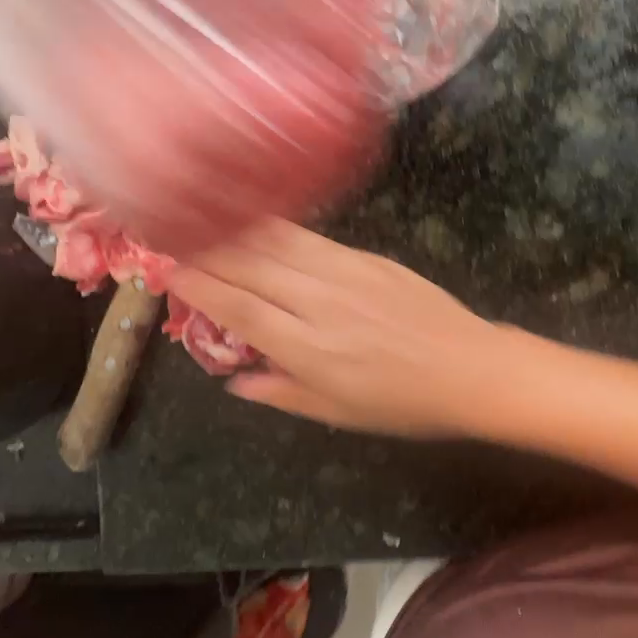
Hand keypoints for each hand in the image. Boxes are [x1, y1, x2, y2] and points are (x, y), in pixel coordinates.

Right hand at [169, 219, 510, 437]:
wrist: (468, 368)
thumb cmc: (402, 403)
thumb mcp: (337, 413)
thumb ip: (281, 393)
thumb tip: (234, 381)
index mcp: (307, 348)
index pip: (238, 308)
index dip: (199, 287)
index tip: (168, 272)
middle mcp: (319, 302)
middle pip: (250, 268)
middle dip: (207, 252)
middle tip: (174, 240)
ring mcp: (346, 273)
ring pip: (279, 244)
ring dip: (237, 232)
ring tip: (206, 223)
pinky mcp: (369, 258)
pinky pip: (313, 238)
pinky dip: (279, 230)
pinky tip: (262, 224)